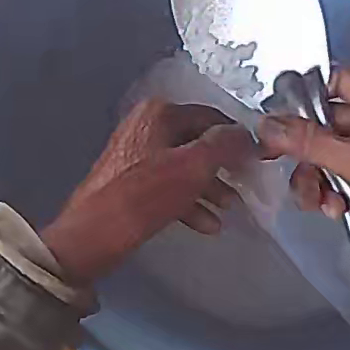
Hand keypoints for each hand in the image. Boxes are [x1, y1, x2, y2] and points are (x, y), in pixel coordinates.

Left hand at [40, 100, 256, 282]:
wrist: (92, 234)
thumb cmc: (143, 197)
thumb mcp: (192, 167)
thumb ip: (223, 146)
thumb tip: (245, 133)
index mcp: (158, 114)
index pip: (211, 117)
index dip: (236, 139)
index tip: (257, 160)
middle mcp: (145, 126)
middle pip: (197, 142)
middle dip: (222, 167)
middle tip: (244, 187)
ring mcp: (135, 154)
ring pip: (183, 166)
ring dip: (208, 187)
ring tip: (228, 208)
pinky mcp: (129, 181)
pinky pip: (167, 184)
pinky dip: (187, 200)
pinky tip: (206, 223)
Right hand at [258, 67, 349, 285]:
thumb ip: (309, 142)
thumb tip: (270, 126)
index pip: (336, 79)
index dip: (305, 96)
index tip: (279, 120)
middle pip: (328, 120)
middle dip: (306, 149)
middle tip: (283, 164)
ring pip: (331, 151)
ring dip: (316, 175)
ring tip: (318, 199)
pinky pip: (344, 173)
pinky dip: (332, 188)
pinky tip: (335, 207)